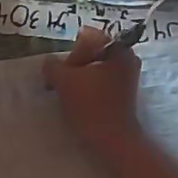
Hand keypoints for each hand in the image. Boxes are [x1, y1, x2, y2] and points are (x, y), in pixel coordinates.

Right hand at [43, 27, 143, 151]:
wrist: (111, 139)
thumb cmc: (90, 105)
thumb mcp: (64, 80)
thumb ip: (52, 65)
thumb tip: (50, 62)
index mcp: (119, 48)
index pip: (88, 37)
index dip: (72, 53)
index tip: (65, 72)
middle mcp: (128, 59)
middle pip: (93, 52)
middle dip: (75, 65)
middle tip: (64, 83)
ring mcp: (128, 77)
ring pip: (95, 68)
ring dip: (79, 77)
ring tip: (69, 93)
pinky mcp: (124, 94)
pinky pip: (102, 81)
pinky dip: (89, 87)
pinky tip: (79, 101)